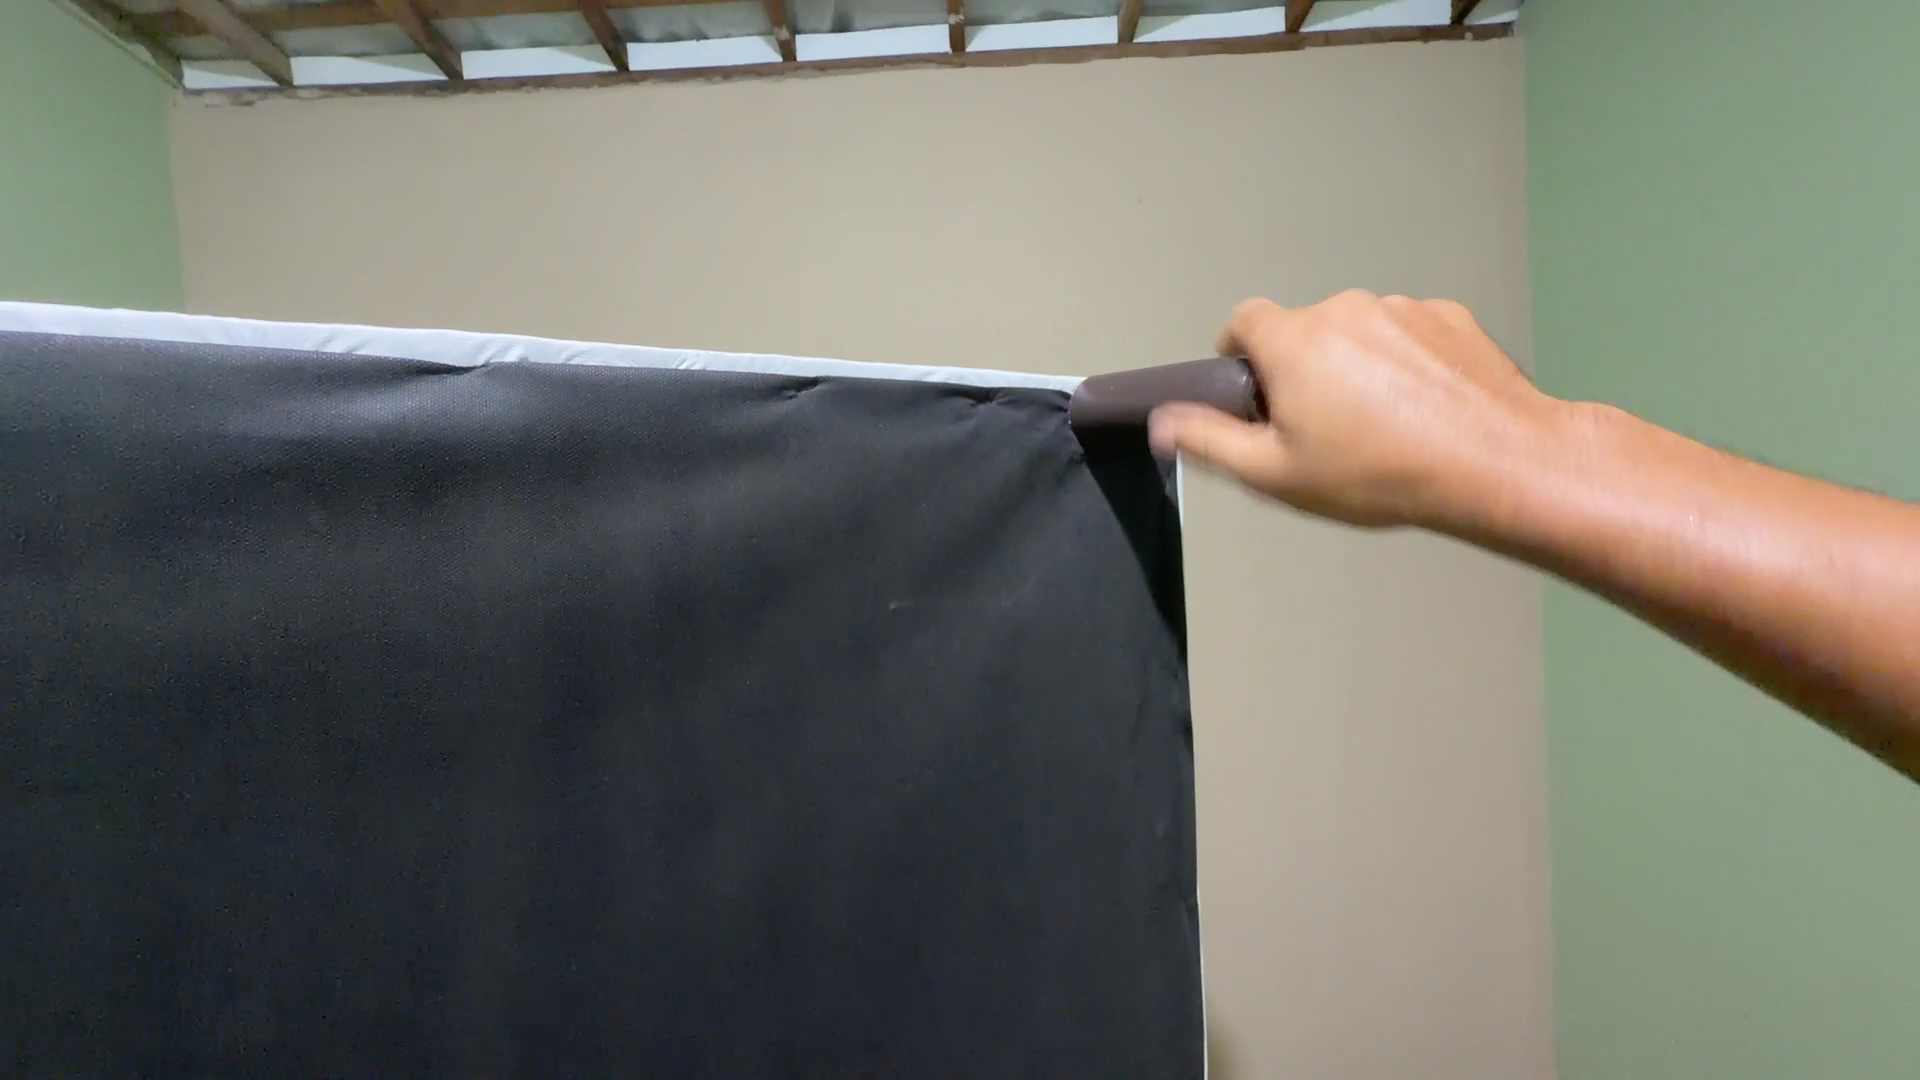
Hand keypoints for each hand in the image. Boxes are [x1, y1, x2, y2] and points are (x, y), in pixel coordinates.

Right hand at [1148, 291, 1562, 528]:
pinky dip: (1398, 361)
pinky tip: (1417, 407)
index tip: (1250, 390)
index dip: (1236, 353)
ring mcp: (1402, 308)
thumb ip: (1207, 440)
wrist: (1495, 463)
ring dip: (1350, 364)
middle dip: (1297, 368)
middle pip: (1299, 331)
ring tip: (1375, 422)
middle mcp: (1345, 310)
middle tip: (1315, 424)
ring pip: (1353, 332)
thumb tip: (1159, 423)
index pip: (1242, 321)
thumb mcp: (1273, 472)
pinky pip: (1403, 332)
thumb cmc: (1374, 473)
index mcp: (1294, 341)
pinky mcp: (1449, 317)